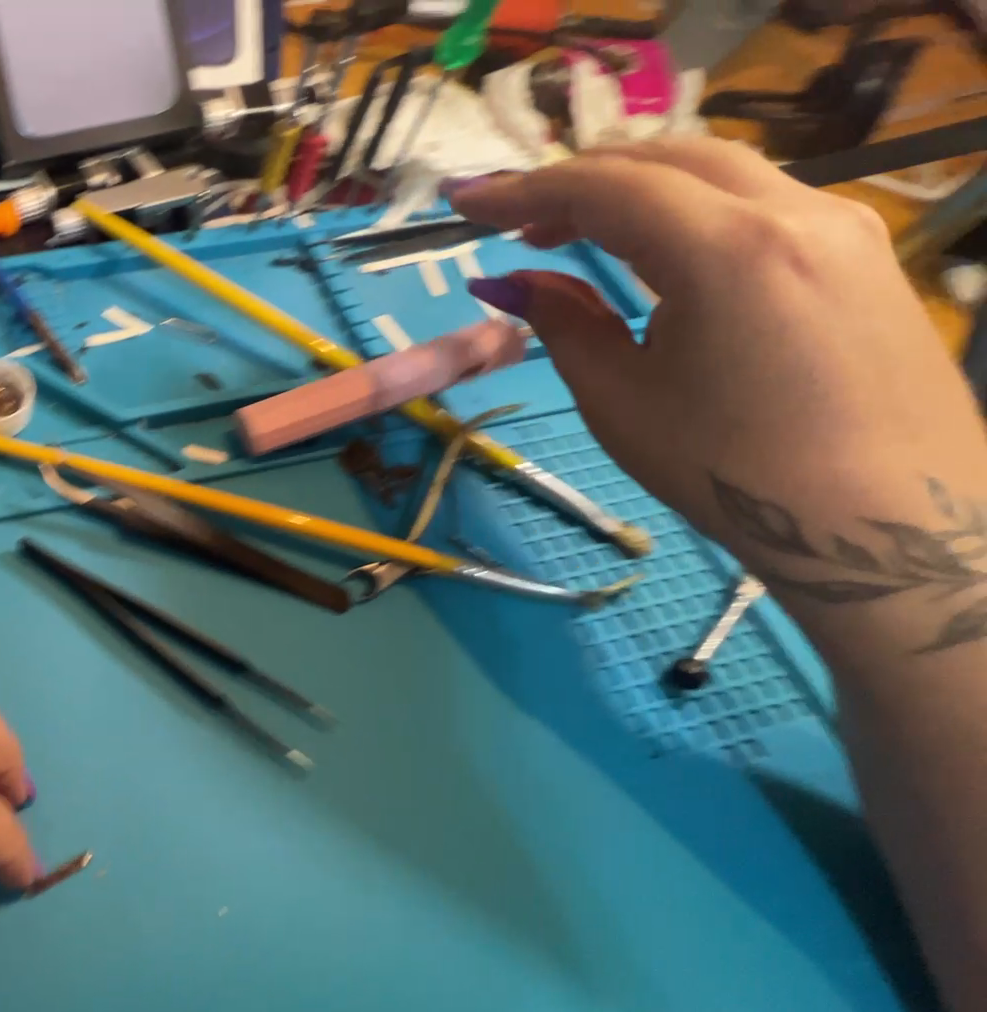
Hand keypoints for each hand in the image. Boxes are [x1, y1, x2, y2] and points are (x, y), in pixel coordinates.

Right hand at [448, 138, 985, 572]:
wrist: (881, 518)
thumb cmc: (727, 467)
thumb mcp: (618, 396)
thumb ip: (563, 321)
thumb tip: (508, 284)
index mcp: (728, 250)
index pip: (607, 188)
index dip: (524, 190)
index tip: (464, 204)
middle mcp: (795, 212)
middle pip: (666, 158)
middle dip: (578, 179)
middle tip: (512, 220)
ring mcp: (839, 226)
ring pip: (716, 172)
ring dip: (631, 190)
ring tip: (567, 234)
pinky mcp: (858, 251)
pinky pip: (754, 202)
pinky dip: (682, 209)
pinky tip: (647, 252)